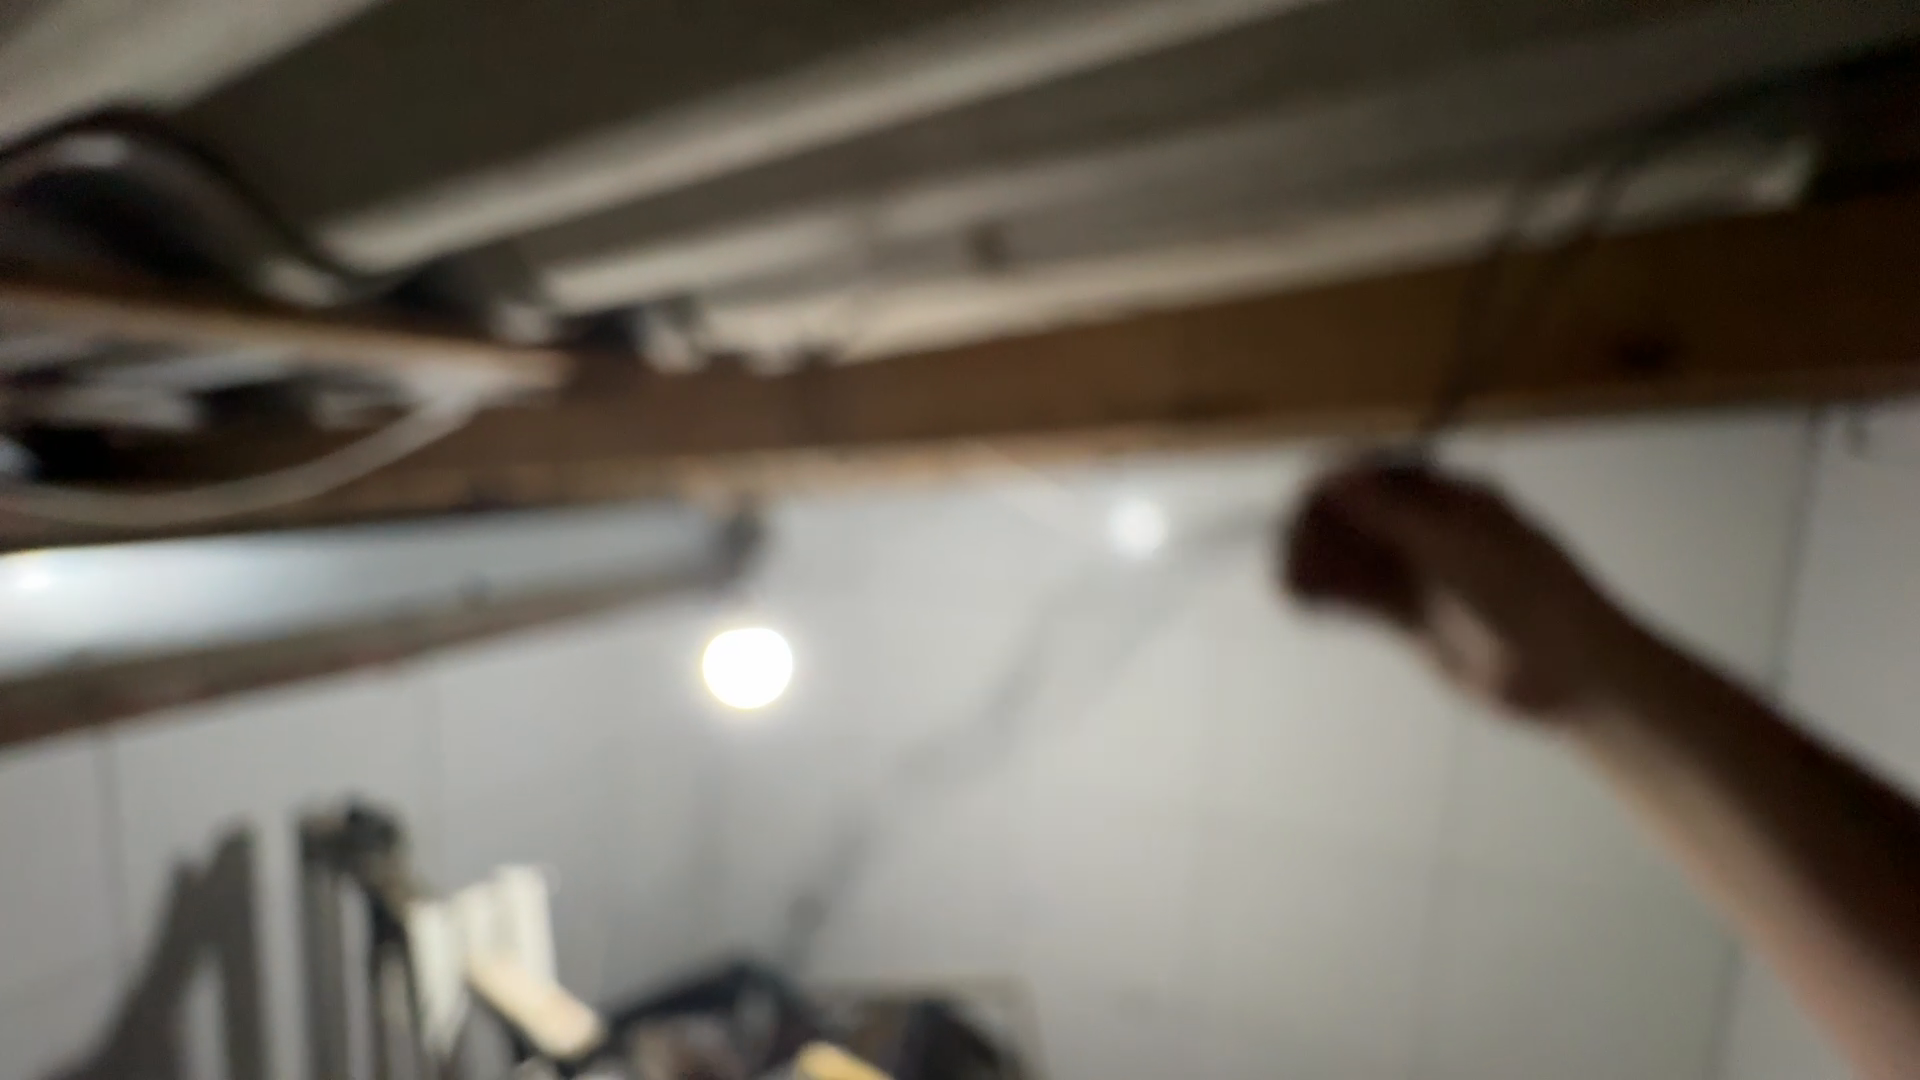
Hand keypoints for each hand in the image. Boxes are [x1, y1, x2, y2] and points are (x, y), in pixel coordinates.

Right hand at [1281, 460, 1646, 718]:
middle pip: (1352, 520)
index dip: (1331, 491)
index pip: (1373, 479)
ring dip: (1315, 566)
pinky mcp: (1407, 614)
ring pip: (1349, 560)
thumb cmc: (1528, 600)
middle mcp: (1425, 531)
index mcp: (1447, 500)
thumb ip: (1390, 516)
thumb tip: (1334, 479)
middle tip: (1290, 556)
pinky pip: (1355, 597)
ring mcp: (1415, 574)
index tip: (1296, 511)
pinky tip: (1301, 600)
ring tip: (1288, 582)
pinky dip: (1326, 596)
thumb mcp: (1457, 549)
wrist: (1577, 678)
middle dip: (1317, 533)